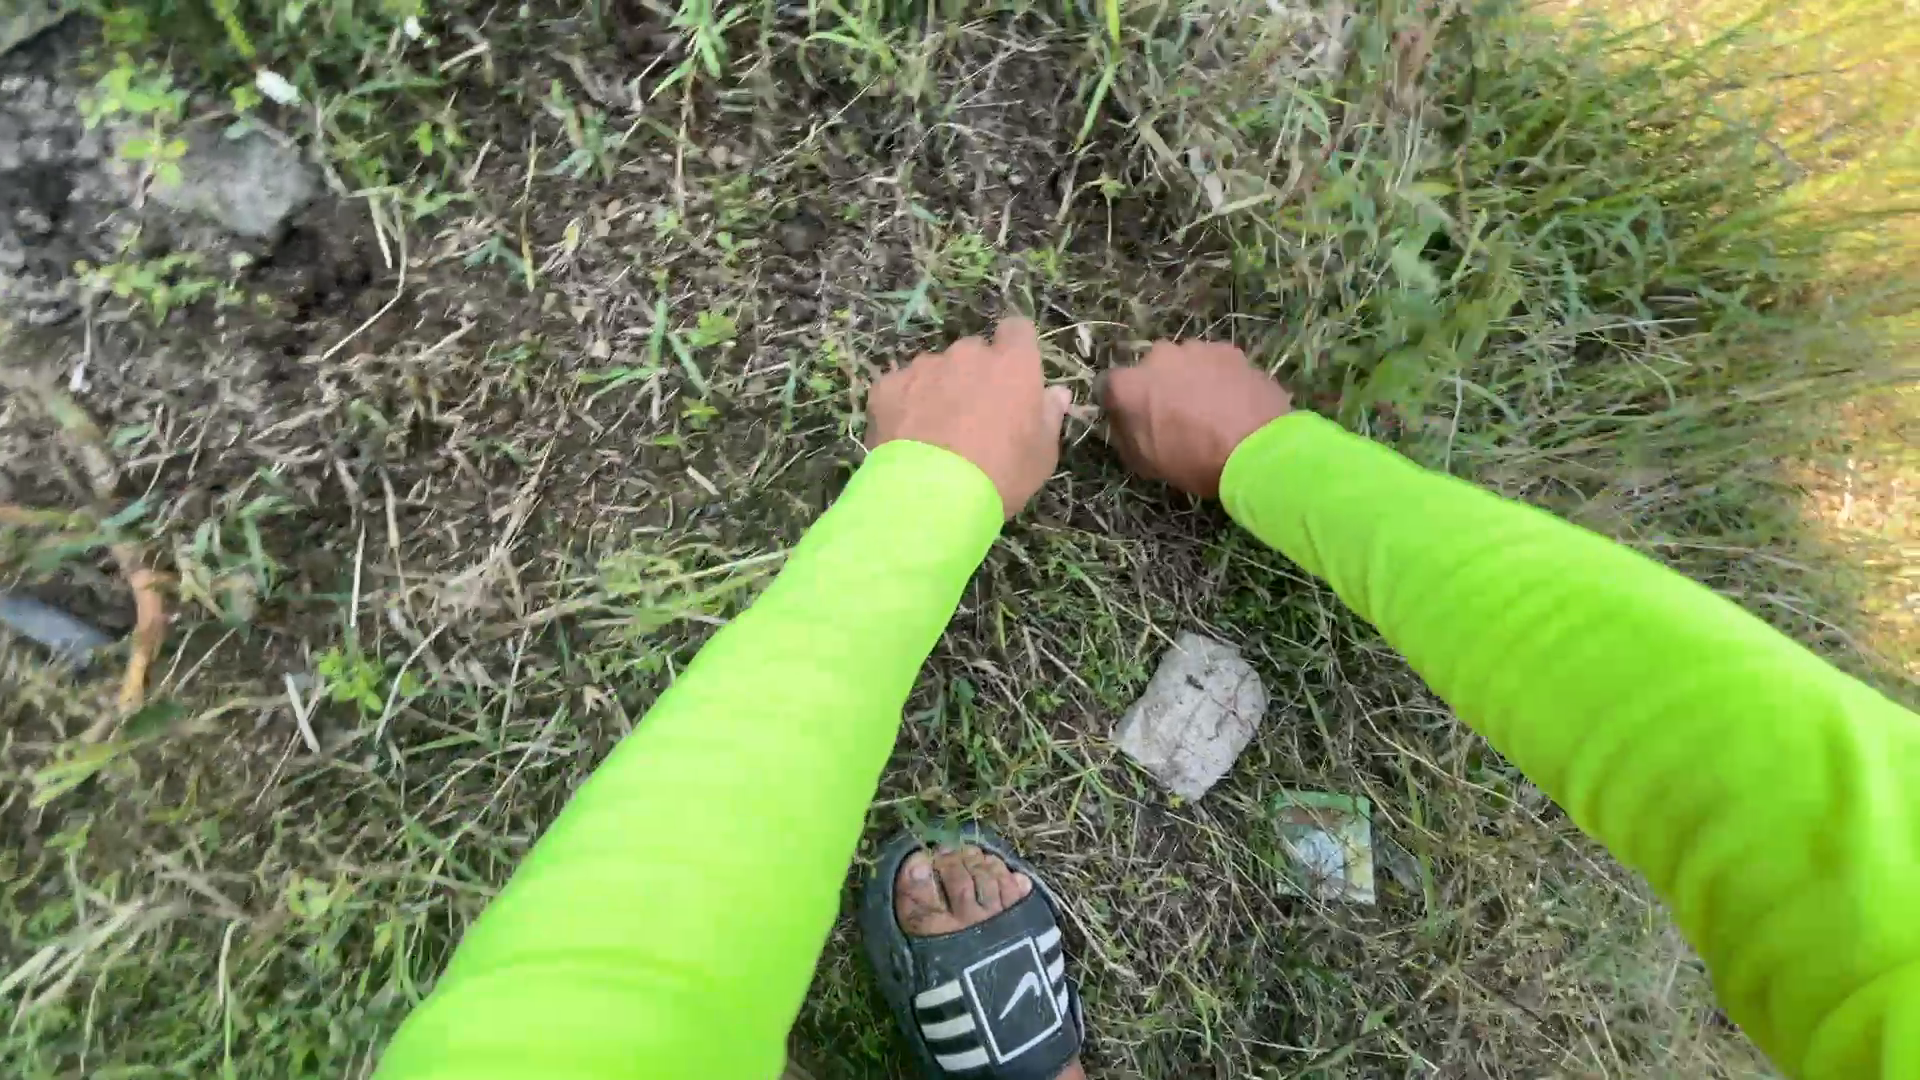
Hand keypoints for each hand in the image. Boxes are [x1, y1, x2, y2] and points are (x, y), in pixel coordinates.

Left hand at [866, 318, 1073, 517]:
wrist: (934, 497)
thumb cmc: (1001, 477)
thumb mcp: (1041, 456)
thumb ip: (1048, 417)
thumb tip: (1056, 394)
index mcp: (1013, 365)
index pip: (1017, 331)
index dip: (1014, 350)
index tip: (1012, 377)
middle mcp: (968, 355)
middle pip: (973, 353)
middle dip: (973, 376)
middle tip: (972, 417)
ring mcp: (924, 367)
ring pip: (934, 370)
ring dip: (937, 391)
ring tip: (934, 435)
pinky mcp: (888, 387)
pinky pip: (900, 389)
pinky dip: (904, 406)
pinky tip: (905, 439)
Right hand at [1098, 340, 1291, 497]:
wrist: (1255, 450)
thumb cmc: (1191, 460)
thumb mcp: (1143, 462)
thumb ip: (1124, 434)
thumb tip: (1123, 420)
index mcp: (1127, 384)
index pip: (1109, 387)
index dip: (1120, 404)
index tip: (1133, 420)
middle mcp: (1157, 357)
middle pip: (1149, 370)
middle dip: (1157, 387)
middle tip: (1173, 415)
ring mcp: (1196, 349)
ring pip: (1184, 363)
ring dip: (1188, 379)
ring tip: (1208, 408)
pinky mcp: (1229, 350)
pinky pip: (1214, 363)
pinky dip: (1217, 378)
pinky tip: (1230, 402)